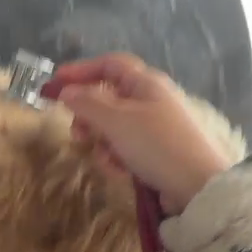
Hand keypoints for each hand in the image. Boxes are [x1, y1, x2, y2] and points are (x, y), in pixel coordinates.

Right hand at [43, 53, 233, 214]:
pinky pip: (125, 148)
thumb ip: (86, 103)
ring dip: (102, 142)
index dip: (80, 70)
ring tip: (104, 158)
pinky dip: (117, 158)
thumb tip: (65, 91)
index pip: (109, 65)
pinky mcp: (155, 152)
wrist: (197, 187)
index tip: (54, 84)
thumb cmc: (156, 145)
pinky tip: (121, 171)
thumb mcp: (116, 121)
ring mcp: (154, 127)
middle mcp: (151, 100)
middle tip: (77, 133)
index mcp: (145, 83)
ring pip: (113, 127)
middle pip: (107, 98)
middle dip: (88, 115)